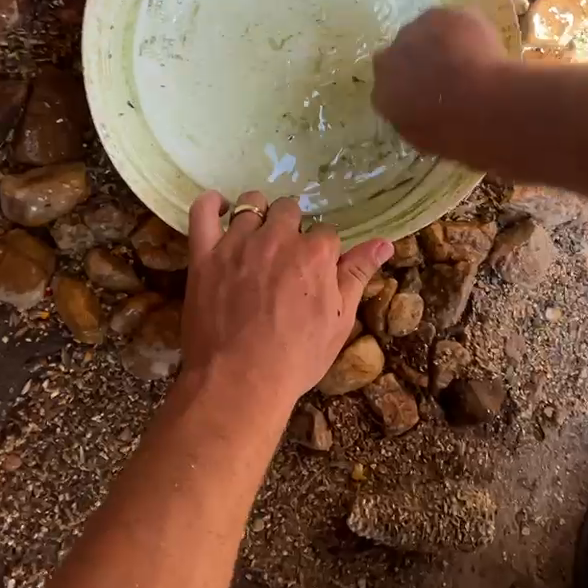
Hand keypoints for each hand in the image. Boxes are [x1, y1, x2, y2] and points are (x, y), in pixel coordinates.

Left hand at [180, 191, 391, 412]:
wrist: (239, 383)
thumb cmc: (296, 357)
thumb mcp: (339, 320)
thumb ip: (358, 274)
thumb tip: (384, 242)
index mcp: (315, 252)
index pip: (326, 232)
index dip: (322, 252)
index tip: (315, 273)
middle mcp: (278, 237)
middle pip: (289, 210)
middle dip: (291, 228)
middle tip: (285, 258)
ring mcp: (238, 243)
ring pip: (251, 205)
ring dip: (259, 217)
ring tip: (257, 239)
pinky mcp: (205, 255)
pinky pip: (203, 213)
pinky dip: (211, 204)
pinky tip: (219, 207)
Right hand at [372, 7, 509, 153]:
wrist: (480, 103)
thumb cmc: (456, 132)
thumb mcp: (426, 138)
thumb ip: (415, 117)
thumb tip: (424, 109)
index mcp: (383, 94)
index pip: (388, 86)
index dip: (409, 85)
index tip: (427, 91)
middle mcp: (389, 59)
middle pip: (401, 52)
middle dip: (419, 58)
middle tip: (448, 72)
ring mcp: (414, 31)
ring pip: (426, 31)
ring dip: (442, 40)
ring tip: (471, 58)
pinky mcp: (440, 14)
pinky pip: (452, 20)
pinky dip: (466, 29)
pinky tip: (484, 47)